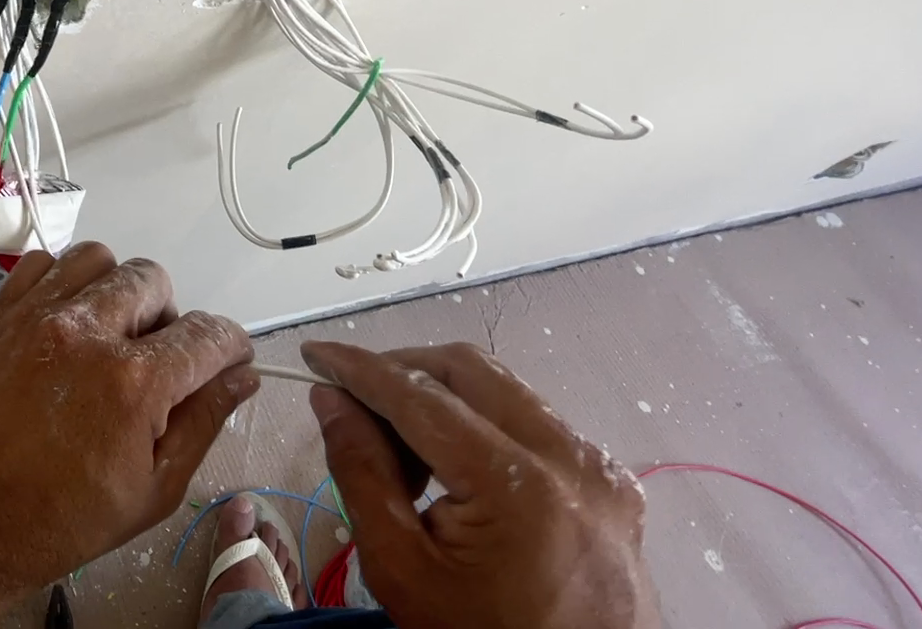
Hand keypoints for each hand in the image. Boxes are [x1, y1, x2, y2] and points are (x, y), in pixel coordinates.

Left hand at [0, 242, 258, 627]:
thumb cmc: (72, 515)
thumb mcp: (157, 488)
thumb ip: (205, 419)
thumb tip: (244, 374)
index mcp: (134, 382)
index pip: (206, 334)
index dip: (229, 344)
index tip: (226, 356)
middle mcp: (86, 332)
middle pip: (152, 279)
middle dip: (168, 316)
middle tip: (154, 356)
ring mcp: (37, 315)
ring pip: (99, 258)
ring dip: (115, 289)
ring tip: (108, 332)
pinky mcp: (2, 313)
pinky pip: (44, 262)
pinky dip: (63, 281)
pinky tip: (65, 321)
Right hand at [301, 341, 660, 628]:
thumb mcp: (399, 566)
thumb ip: (360, 470)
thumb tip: (329, 397)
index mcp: (519, 488)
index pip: (418, 395)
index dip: (358, 367)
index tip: (313, 354)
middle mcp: (570, 462)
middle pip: (465, 369)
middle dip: (398, 370)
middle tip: (355, 402)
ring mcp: (598, 470)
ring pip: (498, 386)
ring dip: (435, 393)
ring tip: (400, 446)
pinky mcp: (607, 482)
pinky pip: (526, 417)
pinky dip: (474, 418)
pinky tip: (447, 464)